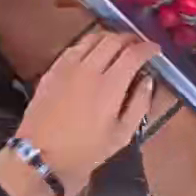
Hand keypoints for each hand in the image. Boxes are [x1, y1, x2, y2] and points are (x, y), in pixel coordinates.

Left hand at [0, 30, 157, 195]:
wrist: (40, 157)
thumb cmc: (85, 151)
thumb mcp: (122, 135)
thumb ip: (139, 104)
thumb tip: (148, 80)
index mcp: (110, 85)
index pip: (134, 53)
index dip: (148, 48)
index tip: (155, 50)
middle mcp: (89, 69)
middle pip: (114, 40)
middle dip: (131, 39)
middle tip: (139, 46)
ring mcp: (68, 67)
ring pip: (93, 37)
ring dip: (111, 37)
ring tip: (119, 46)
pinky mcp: (52, 70)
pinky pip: (75, 47)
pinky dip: (90, 44)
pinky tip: (93, 53)